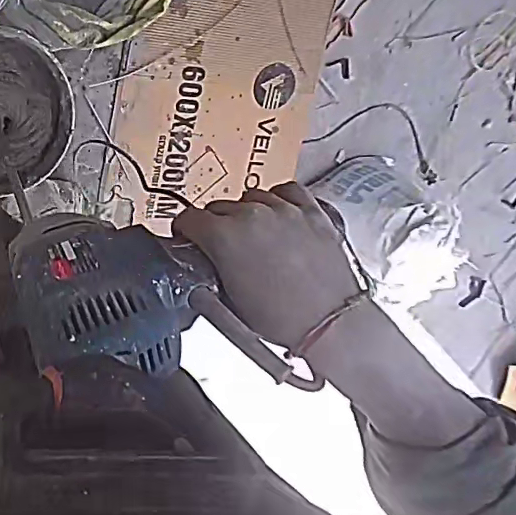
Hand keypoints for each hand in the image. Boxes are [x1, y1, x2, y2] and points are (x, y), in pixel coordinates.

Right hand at [172, 183, 362, 347]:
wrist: (330, 323)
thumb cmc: (284, 319)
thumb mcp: (229, 300)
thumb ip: (211, 270)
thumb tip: (208, 261)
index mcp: (224, 235)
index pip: (189, 218)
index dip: (184, 230)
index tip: (188, 235)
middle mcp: (252, 215)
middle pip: (218, 207)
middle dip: (214, 224)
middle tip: (221, 245)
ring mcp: (284, 209)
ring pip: (252, 196)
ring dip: (246, 212)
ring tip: (251, 232)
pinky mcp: (311, 211)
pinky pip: (287, 191)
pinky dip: (278, 198)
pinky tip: (277, 211)